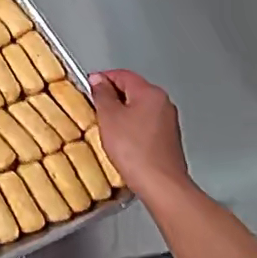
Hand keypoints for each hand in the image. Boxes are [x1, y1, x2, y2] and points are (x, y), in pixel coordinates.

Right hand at [88, 69, 193, 201]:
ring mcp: (168, 121)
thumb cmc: (134, 150)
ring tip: (107, 128)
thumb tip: (99, 81)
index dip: (102, 78)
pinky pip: (144, 123)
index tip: (89, 85)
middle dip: (111, 97)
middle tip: (95, 109)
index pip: (122, 74)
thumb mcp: (108, 116)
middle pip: (132, 90)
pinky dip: (130, 127)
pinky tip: (121, 141)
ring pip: (138, 107)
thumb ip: (102, 94)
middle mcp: (163, 103)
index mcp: (150, 93)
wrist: (159, 183)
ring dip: (120, 113)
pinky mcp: (167, 138)